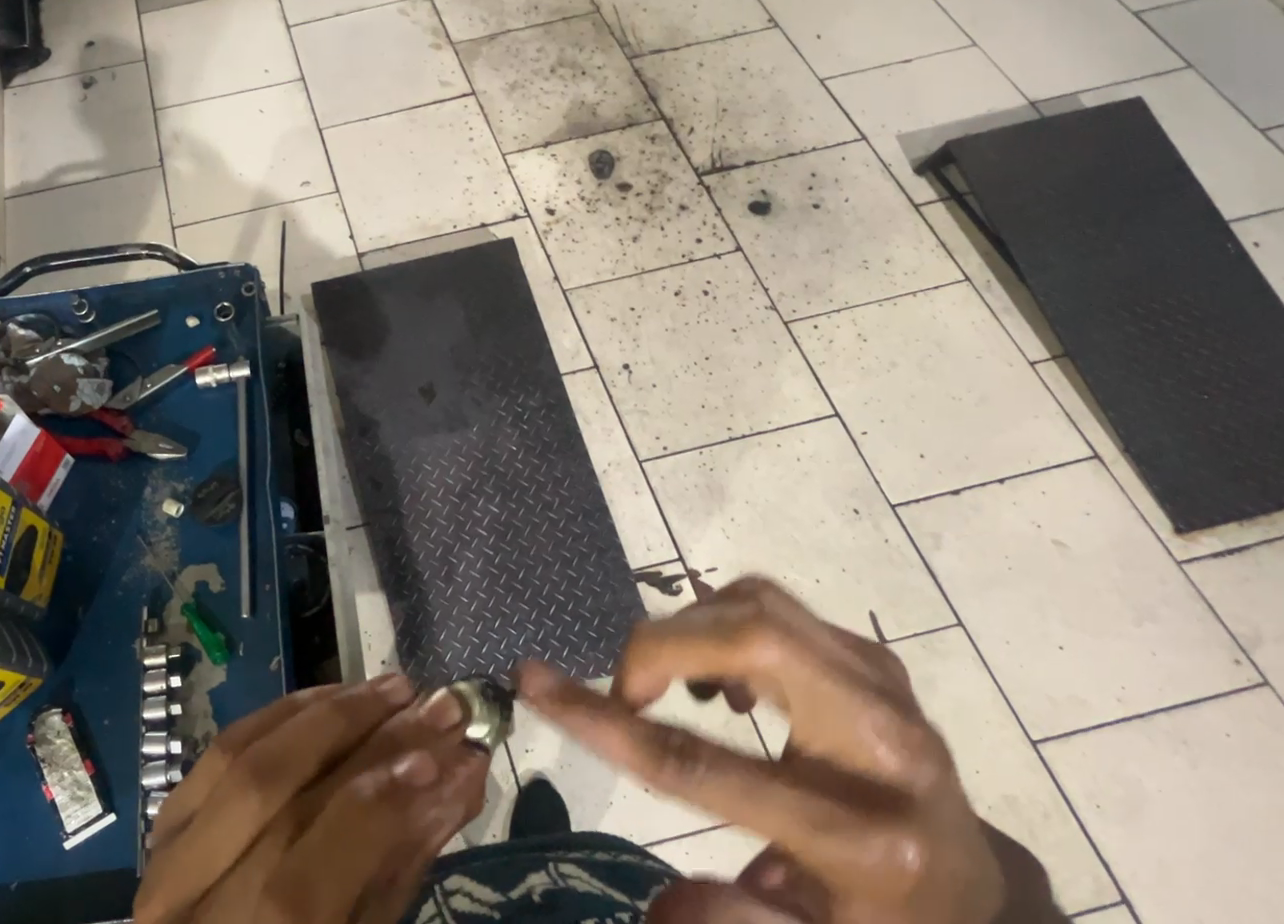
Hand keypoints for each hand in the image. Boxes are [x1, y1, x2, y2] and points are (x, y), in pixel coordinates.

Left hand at [134, 674, 490, 923]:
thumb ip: (400, 861)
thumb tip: (460, 773)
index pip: (300, 884)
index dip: (370, 814)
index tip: (439, 757)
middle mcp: (184, 907)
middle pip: (271, 800)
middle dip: (362, 740)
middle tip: (431, 702)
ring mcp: (165, 856)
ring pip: (243, 760)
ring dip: (326, 713)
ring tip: (393, 687)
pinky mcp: (165, 816)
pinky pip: (224, 747)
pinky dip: (284, 713)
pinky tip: (336, 693)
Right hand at [518, 578, 1031, 923]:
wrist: (968, 896)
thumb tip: (659, 905)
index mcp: (862, 837)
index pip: (701, 764)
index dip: (601, 721)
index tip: (531, 679)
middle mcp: (886, 747)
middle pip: (755, 641)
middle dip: (659, 648)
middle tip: (626, 691)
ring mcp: (887, 691)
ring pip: (763, 606)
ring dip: (689, 631)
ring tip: (671, 688)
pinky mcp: (877, 664)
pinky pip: (778, 607)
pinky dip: (722, 622)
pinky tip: (721, 679)